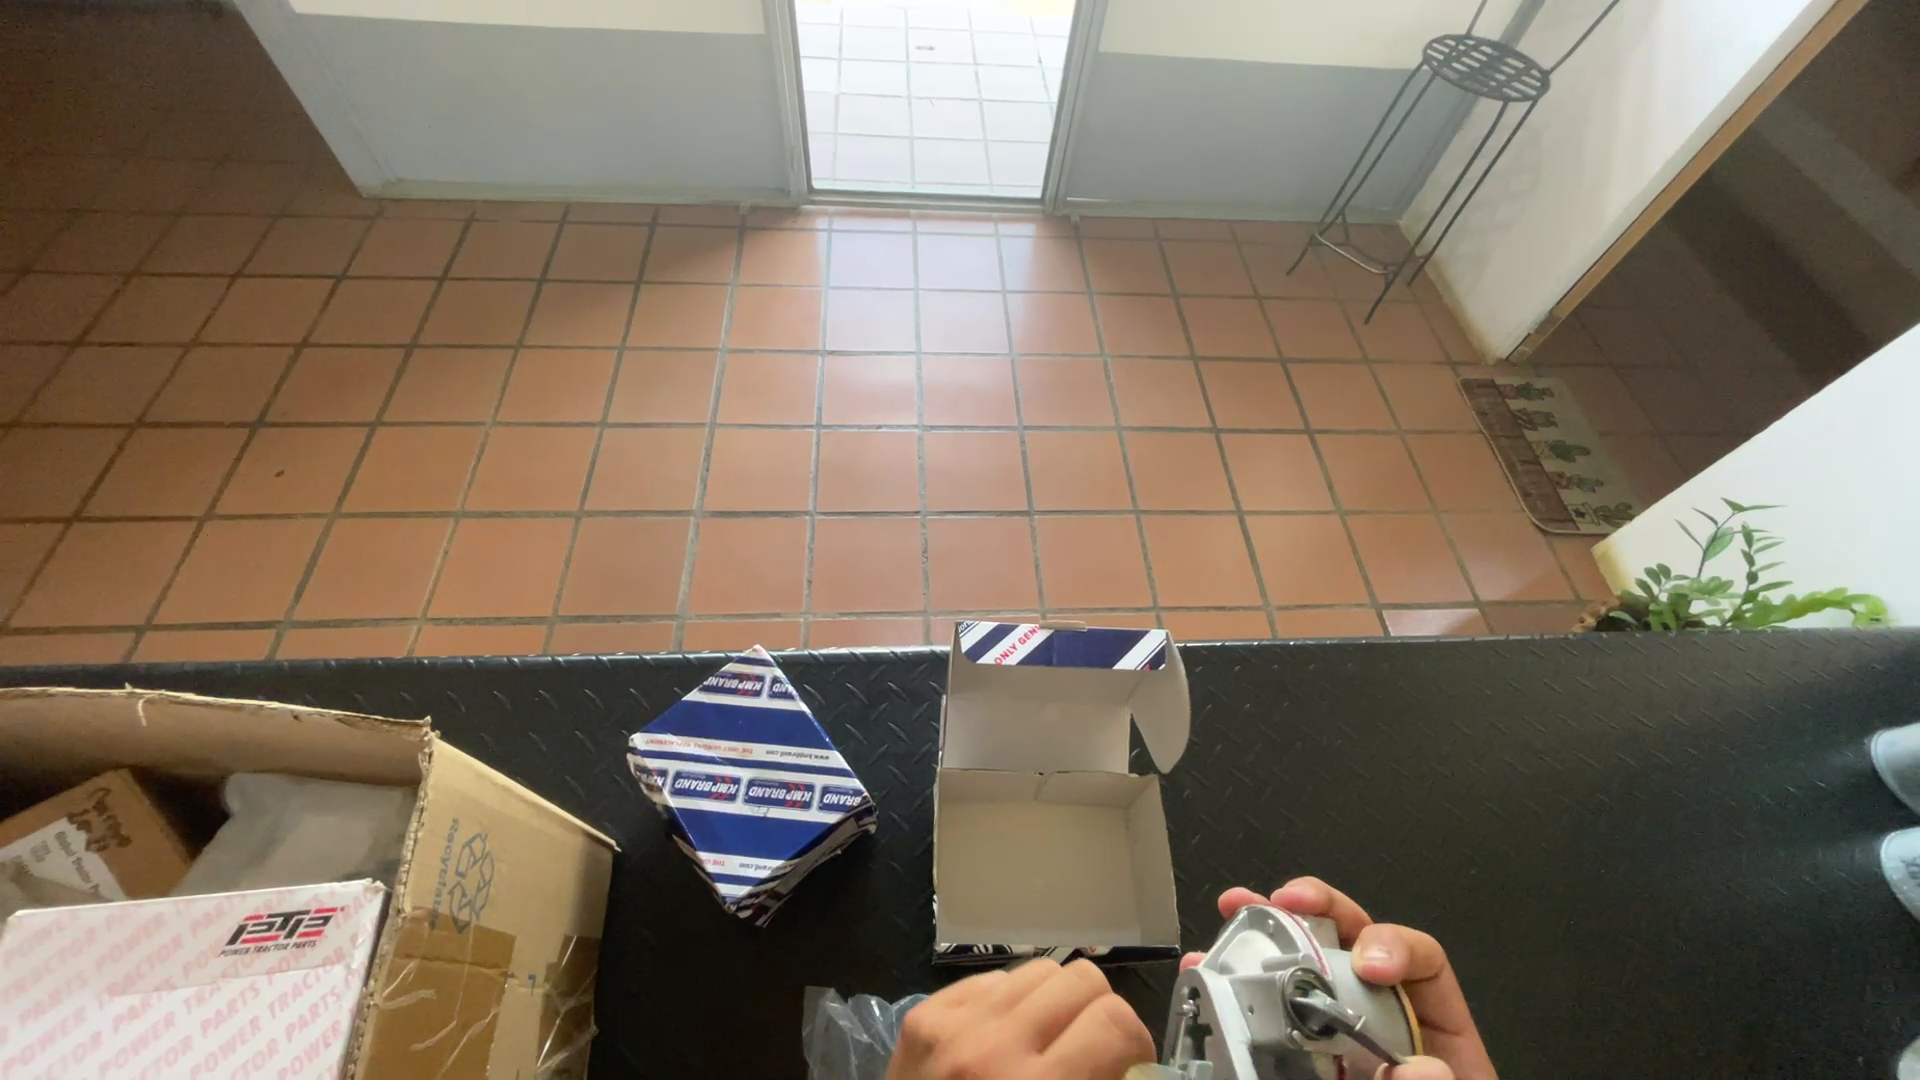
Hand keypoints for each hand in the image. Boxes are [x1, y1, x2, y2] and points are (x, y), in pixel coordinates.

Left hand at [887, 958, 1155, 1079]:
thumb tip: (1139, 1071)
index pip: (1114, 1022)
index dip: (1135, 1042)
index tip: (1130, 1064)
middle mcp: (994, 1047)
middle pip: (1081, 979)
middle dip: (1099, 1013)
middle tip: (1093, 1050)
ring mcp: (954, 1025)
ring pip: (1038, 970)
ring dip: (1054, 1003)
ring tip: (1047, 1041)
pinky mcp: (924, 1016)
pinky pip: (991, 980)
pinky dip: (1008, 1005)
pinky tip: (1002, 1041)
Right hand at [1181, 877, 1496, 1079]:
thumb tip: (1419, 1068)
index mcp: (1433, 1043)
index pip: (1424, 966)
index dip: (1395, 945)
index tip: (1368, 962)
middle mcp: (1381, 1029)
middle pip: (1353, 944)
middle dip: (1318, 910)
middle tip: (1282, 901)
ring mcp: (1331, 1044)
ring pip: (1301, 967)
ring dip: (1266, 930)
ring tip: (1236, 909)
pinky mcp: (1287, 1061)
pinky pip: (1261, 1013)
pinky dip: (1231, 982)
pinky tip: (1201, 971)